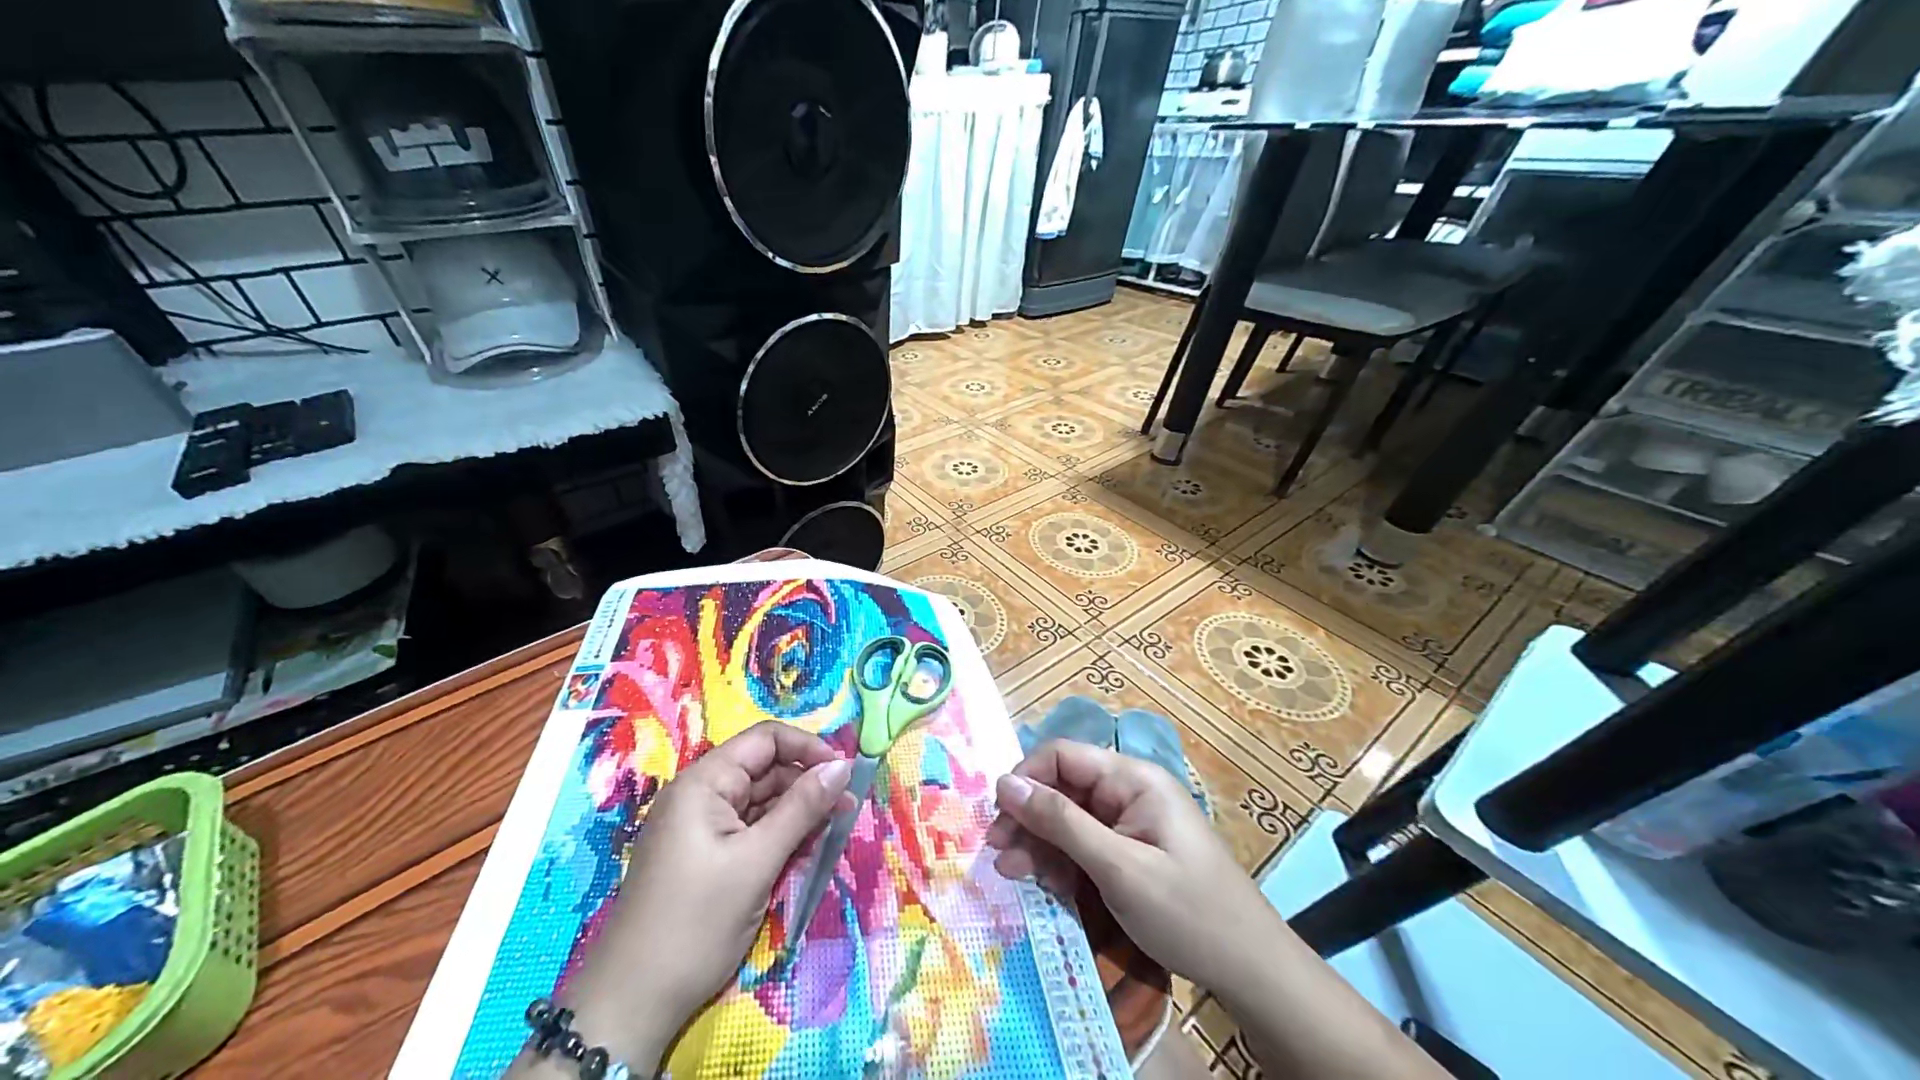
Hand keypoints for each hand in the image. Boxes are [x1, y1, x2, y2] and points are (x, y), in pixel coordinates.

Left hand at [555, 721, 853, 1069]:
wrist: (633, 1003)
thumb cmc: (697, 922)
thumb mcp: (758, 860)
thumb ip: (803, 807)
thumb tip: (843, 764)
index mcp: (703, 782)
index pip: (765, 740)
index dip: (808, 748)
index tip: (845, 773)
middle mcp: (700, 795)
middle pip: (765, 770)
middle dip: (807, 784)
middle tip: (848, 811)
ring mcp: (700, 827)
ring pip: (761, 802)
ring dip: (797, 813)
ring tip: (832, 834)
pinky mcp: (705, 855)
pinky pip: (750, 830)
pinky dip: (779, 836)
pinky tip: (804, 852)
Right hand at [987, 740, 1287, 995]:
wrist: (1250, 970)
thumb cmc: (1188, 913)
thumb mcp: (1118, 867)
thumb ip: (1060, 822)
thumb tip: (1004, 782)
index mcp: (1133, 779)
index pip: (1064, 755)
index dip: (1027, 779)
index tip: (999, 817)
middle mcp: (1129, 792)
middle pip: (1062, 789)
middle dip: (1028, 819)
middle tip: (998, 855)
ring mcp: (1130, 822)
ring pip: (1067, 819)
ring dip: (1038, 844)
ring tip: (1011, 873)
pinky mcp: (1129, 851)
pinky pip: (1083, 845)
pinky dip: (1061, 862)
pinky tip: (1045, 884)